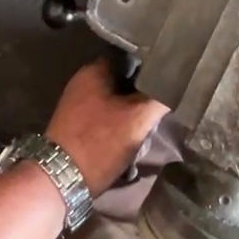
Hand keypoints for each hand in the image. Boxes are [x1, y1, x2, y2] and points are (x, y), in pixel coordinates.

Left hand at [45, 59, 168, 194]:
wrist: (60, 180)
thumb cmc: (99, 143)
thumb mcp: (138, 119)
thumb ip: (159, 98)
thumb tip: (178, 82)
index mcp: (94, 70)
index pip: (131, 57)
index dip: (152, 67)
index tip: (169, 79)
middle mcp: (82, 81)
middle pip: (123, 81)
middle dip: (142, 94)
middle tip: (159, 107)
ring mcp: (76, 103)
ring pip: (114, 101)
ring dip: (131, 113)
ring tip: (146, 127)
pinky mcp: (75, 125)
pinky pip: (104, 117)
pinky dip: (117, 125)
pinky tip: (129, 139)